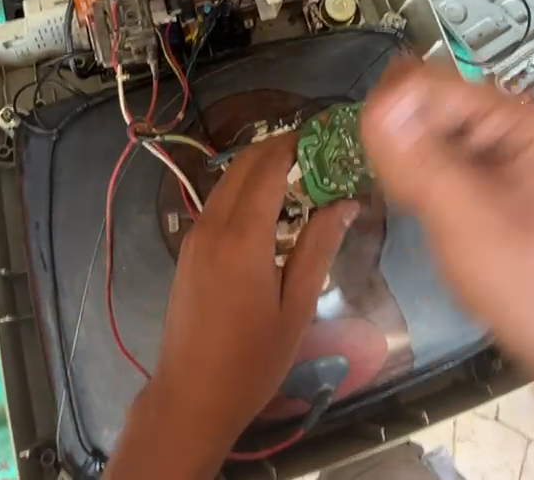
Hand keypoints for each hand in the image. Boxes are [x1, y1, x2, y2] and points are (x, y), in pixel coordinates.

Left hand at [143, 136, 355, 453]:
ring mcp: (195, 234)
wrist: (190, 397)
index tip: (323, 135)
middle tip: (316, 151)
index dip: (295, 144)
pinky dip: (244, 189)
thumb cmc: (253, 360)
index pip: (268, 168)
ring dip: (260, 167)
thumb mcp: (297, 307)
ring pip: (228, 181)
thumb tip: (345, 203)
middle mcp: (213, 224)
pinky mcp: (188, 248)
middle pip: (244, 165)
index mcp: (243, 236)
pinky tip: (269, 206)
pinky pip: (218, 202)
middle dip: (278, 148)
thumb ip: (319, 248)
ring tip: (299, 173)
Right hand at [360, 59, 533, 358]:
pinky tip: (420, 204)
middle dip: (397, 143)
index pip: (424, 82)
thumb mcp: (466, 218)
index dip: (392, 118)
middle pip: (415, 98)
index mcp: (510, 115)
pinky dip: (407, 175)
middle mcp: (497, 115)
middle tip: (407, 193)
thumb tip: (375, 105)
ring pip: (410, 124)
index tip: (388, 168)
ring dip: (400, 162)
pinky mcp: (468, 164)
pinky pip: (418, 148)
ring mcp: (483, 140)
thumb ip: (420, 161)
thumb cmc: (520, 279)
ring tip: (417, 204)